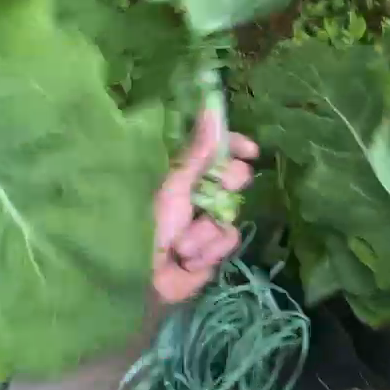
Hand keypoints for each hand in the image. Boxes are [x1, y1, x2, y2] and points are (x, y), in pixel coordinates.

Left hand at [153, 109, 257, 303]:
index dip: (234, 145)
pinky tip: (188, 261)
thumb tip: (212, 108)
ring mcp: (205, 221)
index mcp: (181, 173)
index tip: (250, 150)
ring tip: (181, 245)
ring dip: (205, 231)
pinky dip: (208, 251)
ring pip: (231, 213)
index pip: (214, 148)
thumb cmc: (147, 225)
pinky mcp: (212, 249)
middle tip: (222, 187)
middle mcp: (195, 193)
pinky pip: (228, 239)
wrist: (138, 282)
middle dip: (229, 182)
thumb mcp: (173, 186)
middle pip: (232, 176)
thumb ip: (198, 150)